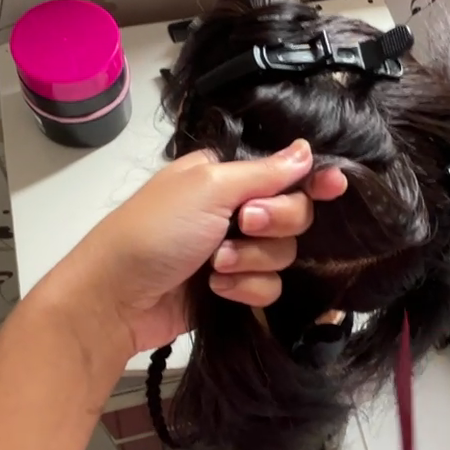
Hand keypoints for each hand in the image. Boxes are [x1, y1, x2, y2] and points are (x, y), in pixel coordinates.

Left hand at [44, 139, 348, 356]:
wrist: (115, 299)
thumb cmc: (155, 231)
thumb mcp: (208, 188)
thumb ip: (264, 173)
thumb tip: (307, 150)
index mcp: (226, 175)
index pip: (284, 172)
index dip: (312, 180)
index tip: (333, 186)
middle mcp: (233, 209)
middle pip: (293, 214)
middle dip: (273, 224)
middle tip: (243, 225)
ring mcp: (233, 250)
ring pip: (283, 254)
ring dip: (252, 261)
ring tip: (215, 266)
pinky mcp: (232, 288)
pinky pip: (268, 287)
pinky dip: (245, 289)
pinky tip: (217, 290)